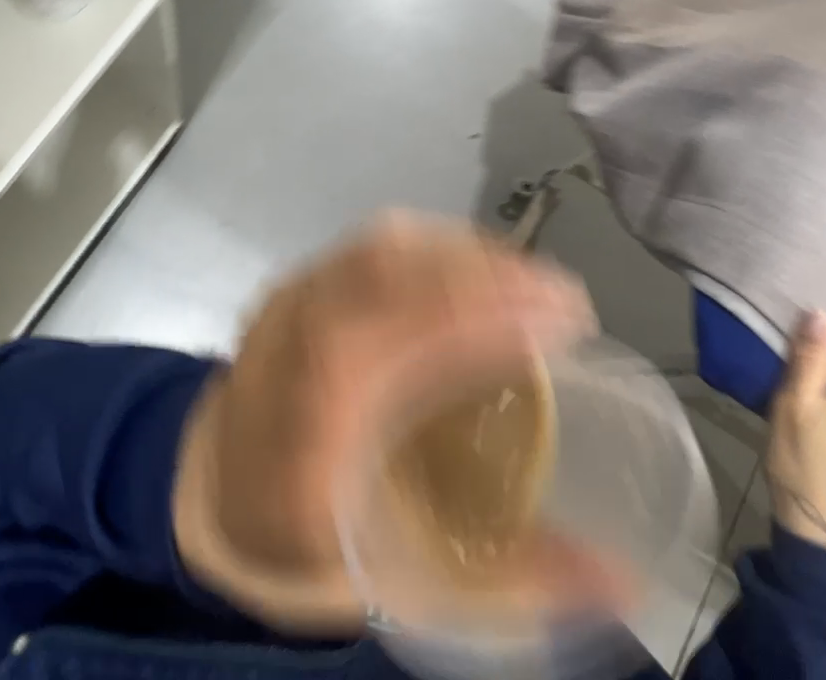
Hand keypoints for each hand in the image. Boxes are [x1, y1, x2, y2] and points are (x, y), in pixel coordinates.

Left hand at [172, 212, 595, 631]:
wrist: (206, 487)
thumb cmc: (299, 534)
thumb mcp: (388, 577)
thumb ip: (502, 576)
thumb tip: (619, 580)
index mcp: (300, 425)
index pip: (381, 345)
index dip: (472, 318)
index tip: (561, 319)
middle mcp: (284, 347)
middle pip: (382, 276)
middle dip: (484, 275)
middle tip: (562, 299)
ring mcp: (285, 304)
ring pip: (377, 249)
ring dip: (461, 254)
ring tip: (527, 281)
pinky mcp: (294, 285)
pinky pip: (366, 245)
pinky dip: (430, 247)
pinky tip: (474, 268)